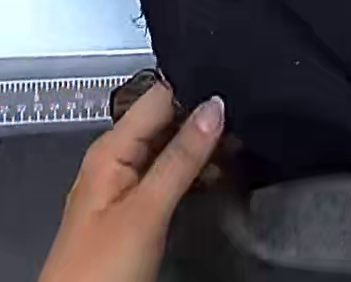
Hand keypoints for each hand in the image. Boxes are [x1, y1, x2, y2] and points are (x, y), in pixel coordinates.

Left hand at [38, 83, 224, 281]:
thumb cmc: (102, 271)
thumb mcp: (146, 211)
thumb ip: (182, 156)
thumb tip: (217, 104)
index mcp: (112, 147)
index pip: (160, 96)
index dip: (196, 87)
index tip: (237, 86)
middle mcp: (117, 156)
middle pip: (166, 118)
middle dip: (204, 116)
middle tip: (247, 118)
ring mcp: (124, 183)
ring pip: (170, 145)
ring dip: (203, 144)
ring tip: (243, 142)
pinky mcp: (134, 208)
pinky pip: (169, 172)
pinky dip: (194, 169)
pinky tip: (219, 172)